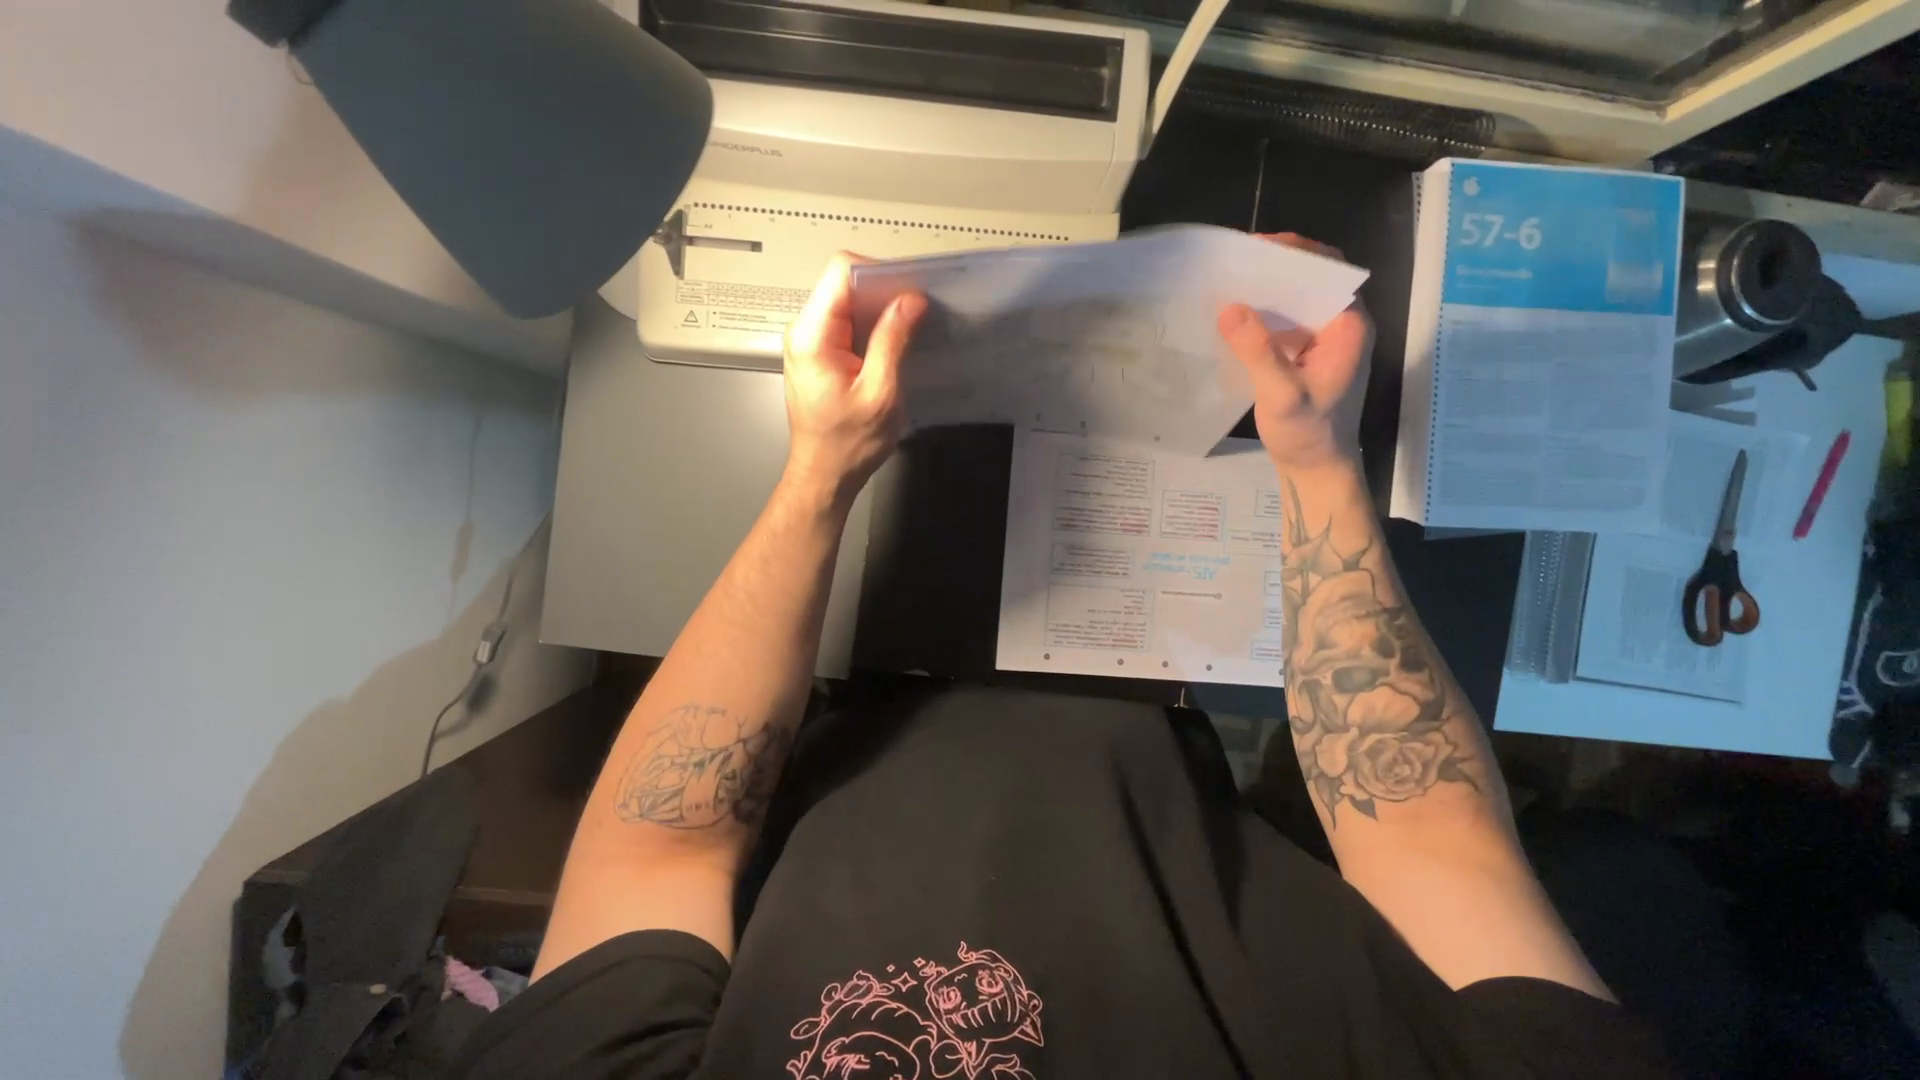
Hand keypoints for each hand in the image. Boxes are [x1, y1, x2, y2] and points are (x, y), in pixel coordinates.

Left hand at [781, 252, 926, 506]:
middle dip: (885, 292)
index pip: (842, 272)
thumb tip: (911, 300)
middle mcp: (804, 330)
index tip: (911, 292)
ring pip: (849, 303)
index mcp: (812, 335)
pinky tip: (895, 344)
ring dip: (882, 311)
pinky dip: (873, 328)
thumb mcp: (880, 393)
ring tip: (912, 328)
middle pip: (845, 284)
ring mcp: (810, 341)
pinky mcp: (820, 354)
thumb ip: (893, 341)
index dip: (879, 273)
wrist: (824, 477)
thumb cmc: (849, 444)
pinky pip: (849, 325)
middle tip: (919, 312)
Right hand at [1217, 233, 1373, 471]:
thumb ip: (1259, 352)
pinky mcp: (1305, 354)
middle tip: (1236, 262)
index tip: (1258, 246)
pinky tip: (1235, 315)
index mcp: (1348, 326)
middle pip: (1313, 278)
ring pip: (1298, 298)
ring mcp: (1323, 340)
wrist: (1316, 470)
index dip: (1297, 252)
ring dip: (1268, 289)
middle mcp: (1340, 325)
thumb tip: (1230, 308)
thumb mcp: (1282, 395)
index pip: (1330, 270)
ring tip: (1230, 282)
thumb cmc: (1308, 434)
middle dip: (1277, 266)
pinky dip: (1264, 313)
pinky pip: (1286, 321)